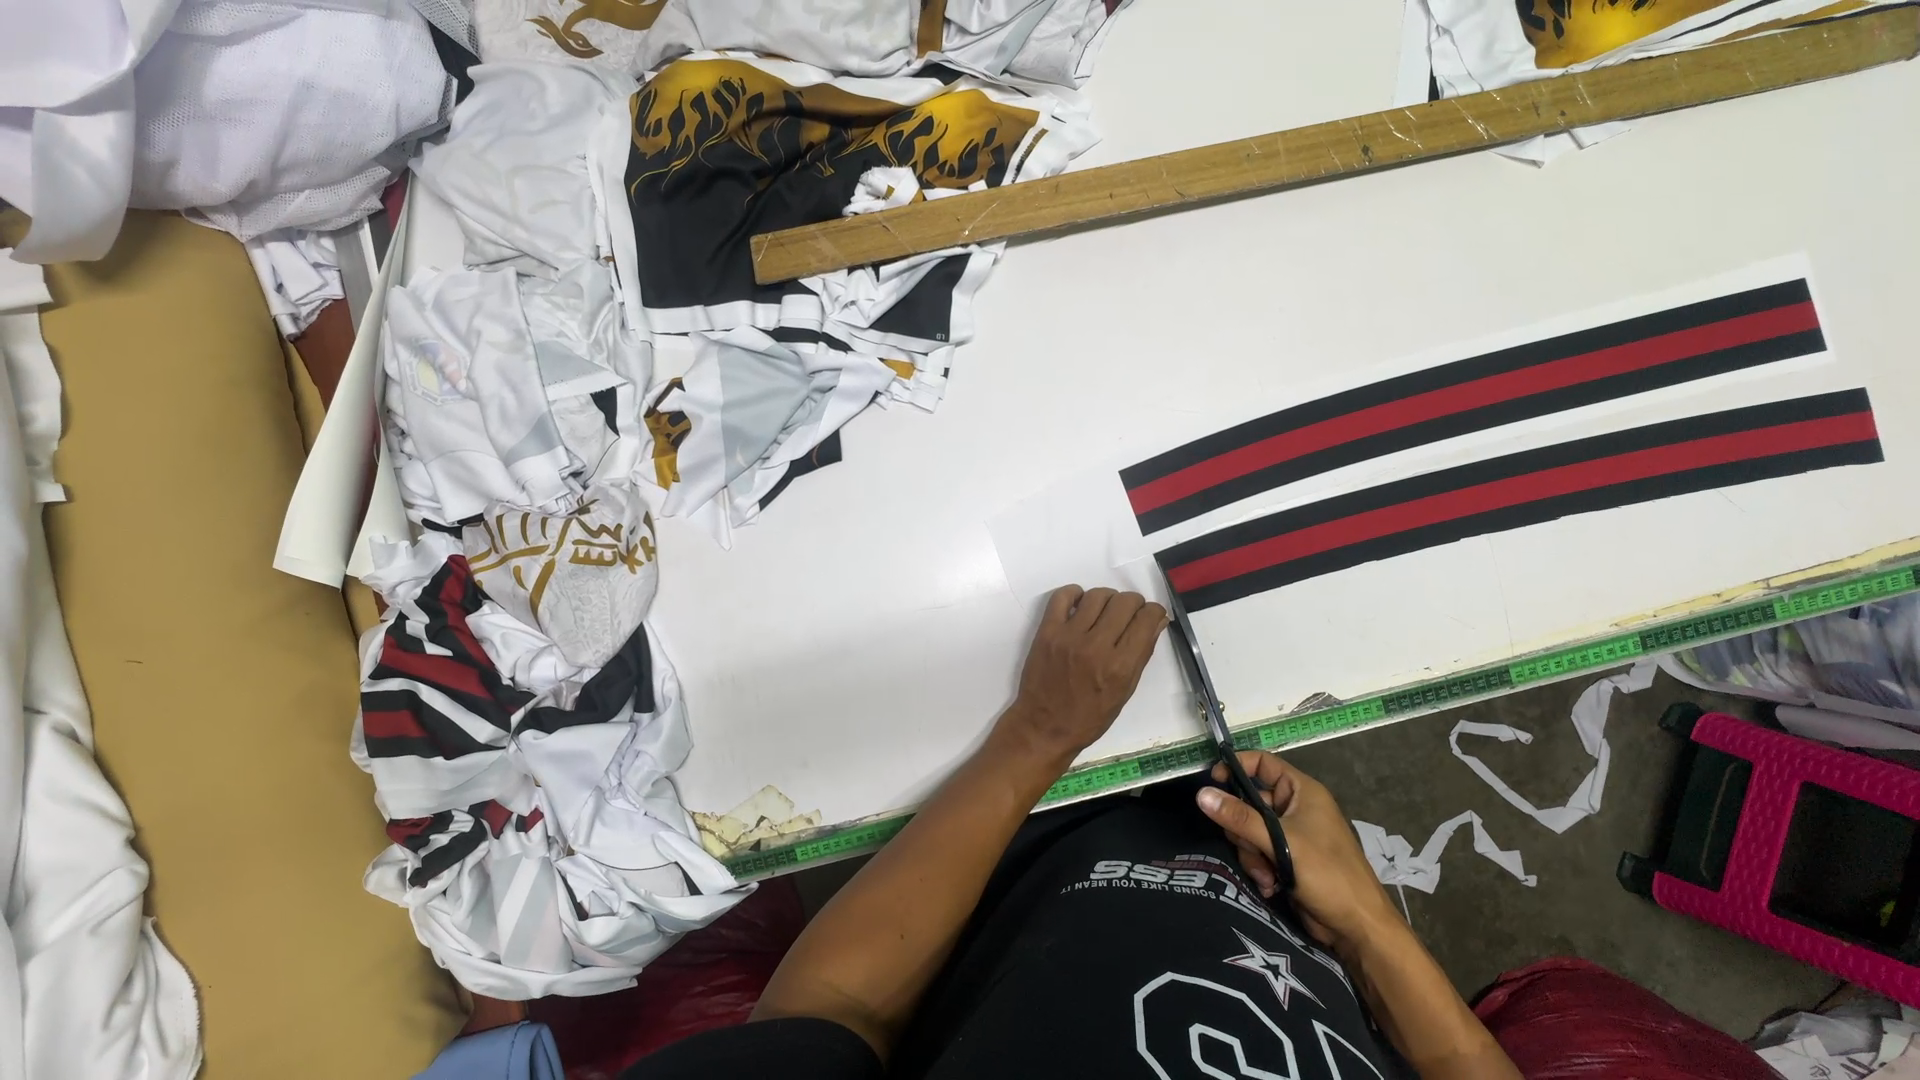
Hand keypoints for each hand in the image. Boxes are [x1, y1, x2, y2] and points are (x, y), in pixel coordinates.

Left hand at [993, 585, 1166, 767]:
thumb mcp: (1124, 692)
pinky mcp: (1047, 632)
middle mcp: (1097, 647)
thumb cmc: (1089, 717)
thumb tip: (1156, 621)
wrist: (1044, 726)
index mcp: (1120, 666)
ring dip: (1108, 599)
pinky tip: (1080, 605)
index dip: (1154, 612)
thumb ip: (1141, 654)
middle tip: (1129, 614)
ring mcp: (1069, 637)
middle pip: (1125, 602)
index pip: (1146, 619)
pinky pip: (1062, 596)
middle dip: (1134, 603)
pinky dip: (1075, 593)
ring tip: (1105, 612)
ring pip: (1097, 595)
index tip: (1150, 616)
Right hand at [1197, 751, 1400, 953]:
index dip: (1236, 767)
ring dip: (1252, 855)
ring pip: (1249, 831)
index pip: (1262, 763)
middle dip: (1244, 830)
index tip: (1212, 782)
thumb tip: (1201, 794)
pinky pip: (1258, 853)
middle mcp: (1294, 809)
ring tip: (1266, 875)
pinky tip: (1270, 885)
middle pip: (1248, 802)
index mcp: (1301, 792)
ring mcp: (1291, 835)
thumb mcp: (1281, 842)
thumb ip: (1239, 817)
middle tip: (1251, 846)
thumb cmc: (1328, 874)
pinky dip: (1259, 868)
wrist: (1357, 927)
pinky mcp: (1287, 859)